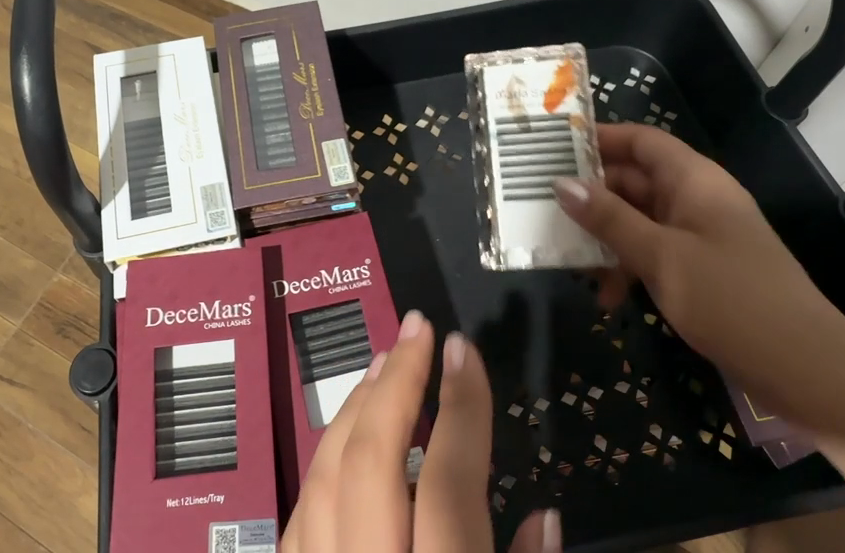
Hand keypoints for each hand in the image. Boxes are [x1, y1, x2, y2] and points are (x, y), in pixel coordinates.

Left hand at [280, 310, 560, 552]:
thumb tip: (544, 516)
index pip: (449, 481)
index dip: (462, 409)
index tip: (465, 349)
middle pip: (371, 460)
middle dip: (397, 383)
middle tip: (418, 328)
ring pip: (324, 476)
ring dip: (355, 410)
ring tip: (385, 364)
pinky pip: (301, 512)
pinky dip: (326, 463)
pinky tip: (346, 436)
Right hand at [552, 123, 844, 428]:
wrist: (808, 371)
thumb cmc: (733, 300)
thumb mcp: (662, 257)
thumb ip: (610, 219)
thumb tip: (561, 182)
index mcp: (694, 181)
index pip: (641, 141)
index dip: (599, 138)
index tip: (551, 149)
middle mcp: (696, 200)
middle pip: (634, 180)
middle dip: (591, 195)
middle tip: (541, 208)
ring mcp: (700, 237)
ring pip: (638, 220)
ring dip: (605, 238)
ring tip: (568, 261)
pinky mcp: (701, 272)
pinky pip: (652, 253)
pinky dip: (627, 267)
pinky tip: (609, 298)